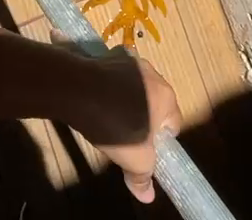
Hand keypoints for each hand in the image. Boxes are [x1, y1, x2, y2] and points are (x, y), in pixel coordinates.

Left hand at [85, 50, 181, 202]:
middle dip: (144, 117)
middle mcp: (152, 73)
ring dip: (126, 99)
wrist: (78, 91)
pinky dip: (108, 83)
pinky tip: (96, 97)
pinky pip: (113, 73)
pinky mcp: (107, 55)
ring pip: (133, 86)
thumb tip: (147, 196)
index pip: (173, 123)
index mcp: (166, 96)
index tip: (145, 149)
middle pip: (154, 102)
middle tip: (127, 134)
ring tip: (108, 116)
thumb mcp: (134, 159)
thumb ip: (143, 176)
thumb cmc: (115, 126)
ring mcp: (128, 59)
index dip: (160, 140)